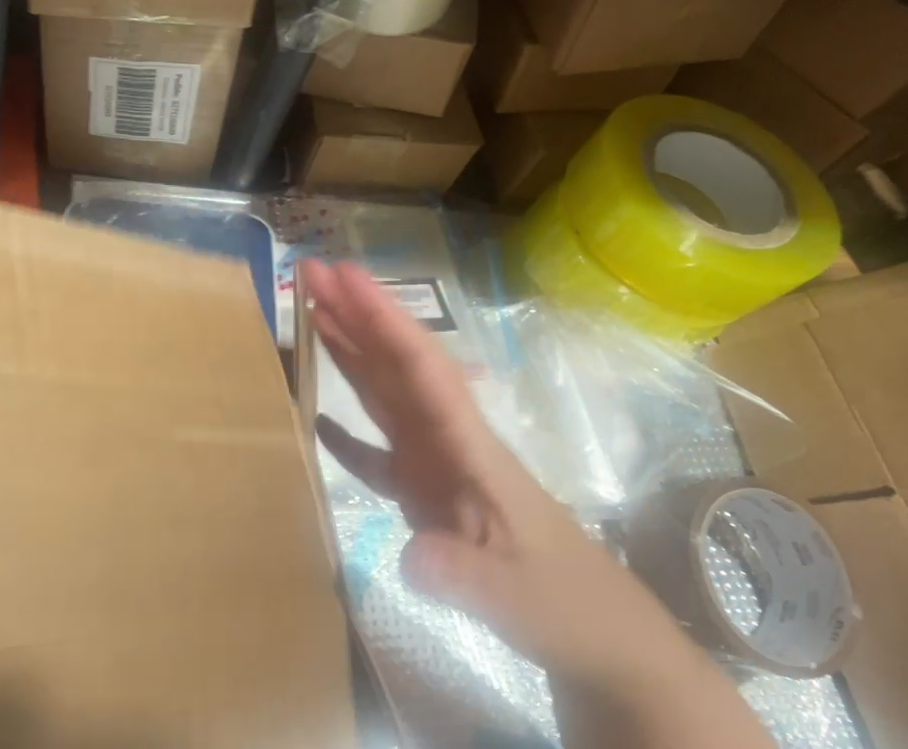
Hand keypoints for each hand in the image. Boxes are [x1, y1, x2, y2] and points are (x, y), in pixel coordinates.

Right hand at [304, 261, 737, 700]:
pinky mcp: (426, 496)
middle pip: (396, 366)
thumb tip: (408, 555)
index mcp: (470, 447)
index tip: (344, 275)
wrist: (598, 635)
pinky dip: (346, 433)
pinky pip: (376, 454)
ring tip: (310, 314)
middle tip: (309, 272)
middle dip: (355, 315)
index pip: (421, 369)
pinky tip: (316, 418)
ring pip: (385, 396)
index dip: (382, 319)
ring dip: (349, 353)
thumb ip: (460, 573)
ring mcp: (435, 467)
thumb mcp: (514, 594)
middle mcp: (448, 442)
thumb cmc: (564, 603)